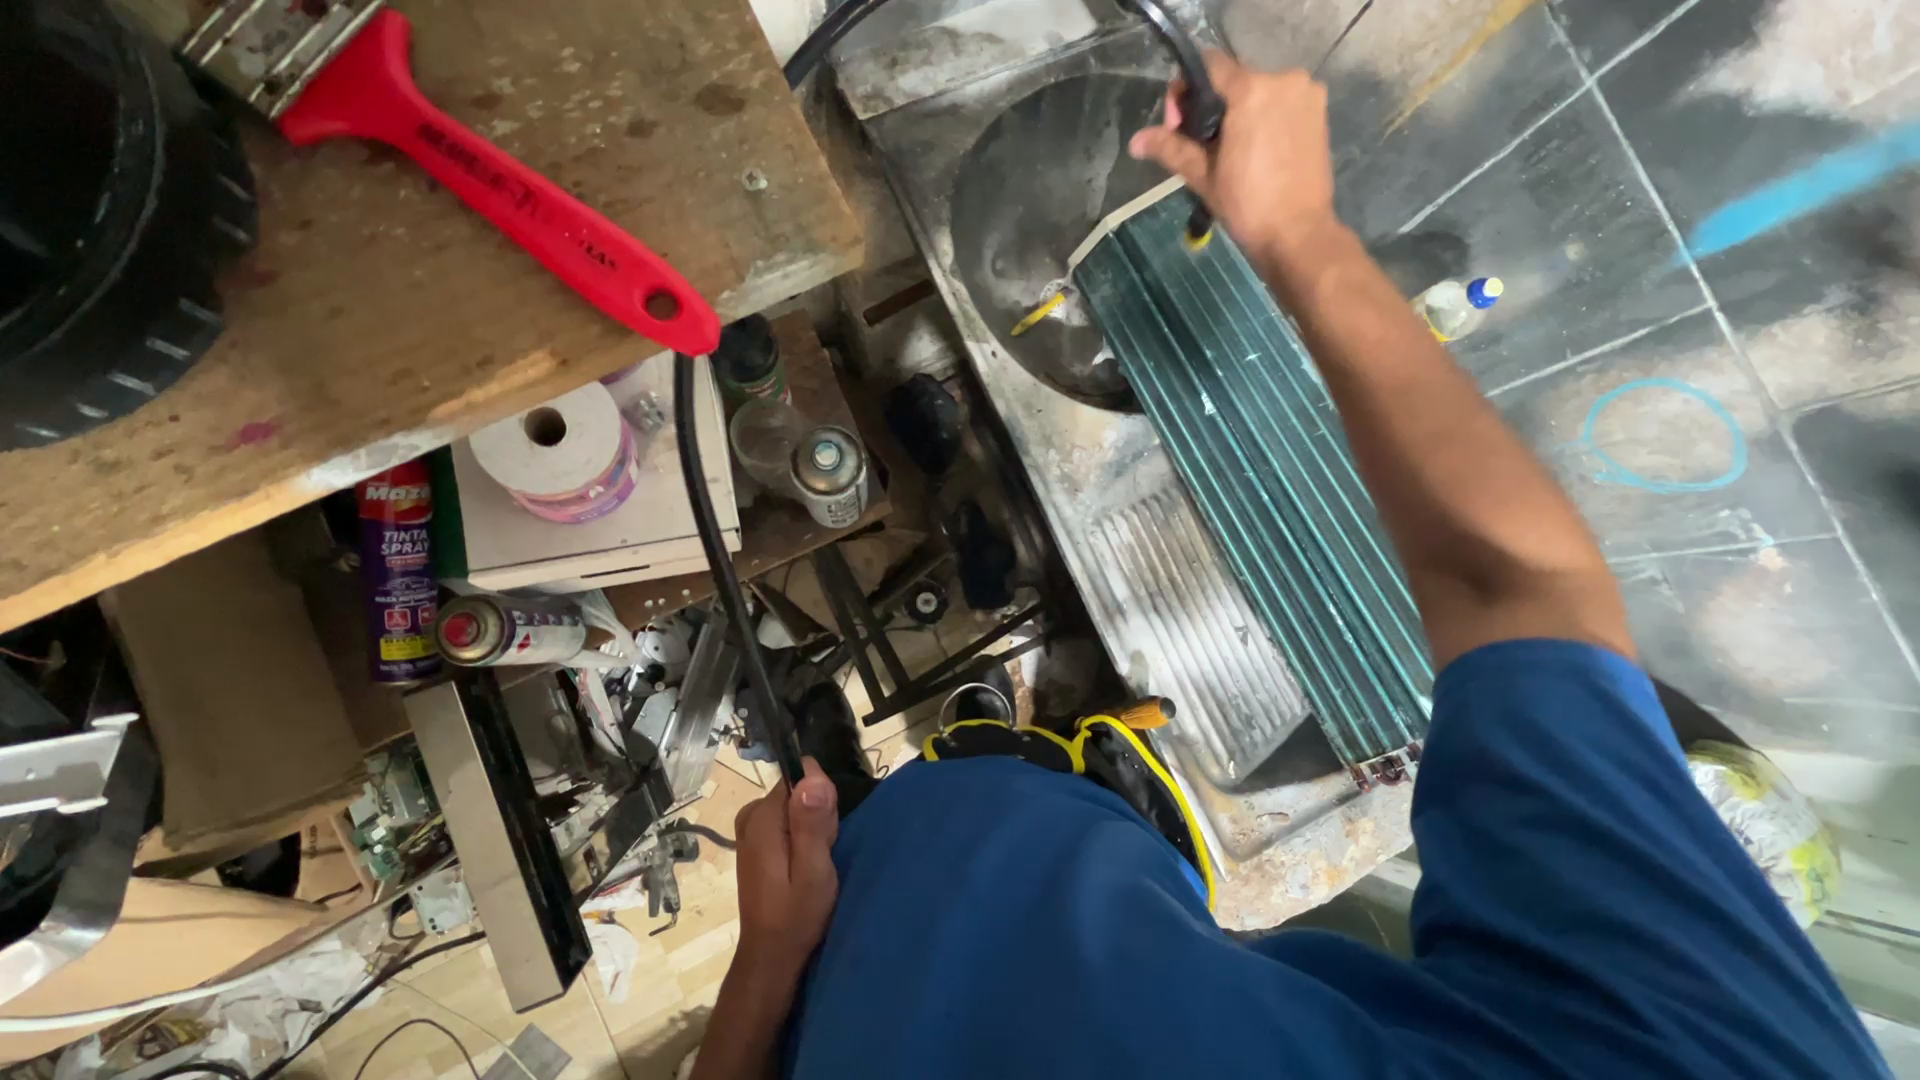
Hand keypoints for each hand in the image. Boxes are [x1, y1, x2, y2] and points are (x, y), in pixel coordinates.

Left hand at [731, 757, 839, 984]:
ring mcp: (751, 827)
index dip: (822, 801)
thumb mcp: (813, 871)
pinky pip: (789, 819)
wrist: (770, 954)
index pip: (803, 777)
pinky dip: (802, 838)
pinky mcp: (756, 840)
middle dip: (818, 817)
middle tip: (820, 856)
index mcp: (762, 816)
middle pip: (800, 791)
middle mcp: (751, 814)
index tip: (825, 834)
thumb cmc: (795, 916)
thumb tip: (812, 775)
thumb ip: (812, 823)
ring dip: (813, 829)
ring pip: (797, 805)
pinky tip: (804, 865)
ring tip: (814, 864)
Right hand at [1128, 51, 1337, 258]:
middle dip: (1213, 108)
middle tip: (1202, 148)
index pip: (1209, 66)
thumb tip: (1136, 141)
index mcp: (1252, 90)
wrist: (1296, 233)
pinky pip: (1281, 104)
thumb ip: (1171, 148)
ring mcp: (1306, 94)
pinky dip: (1264, 121)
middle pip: (1235, 80)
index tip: (1180, 126)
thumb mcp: (1203, 176)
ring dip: (1239, 116)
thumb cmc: (1248, 205)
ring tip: (1230, 154)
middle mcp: (1284, 80)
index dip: (1186, 92)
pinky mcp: (1319, 112)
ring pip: (1259, 93)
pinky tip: (1256, 154)